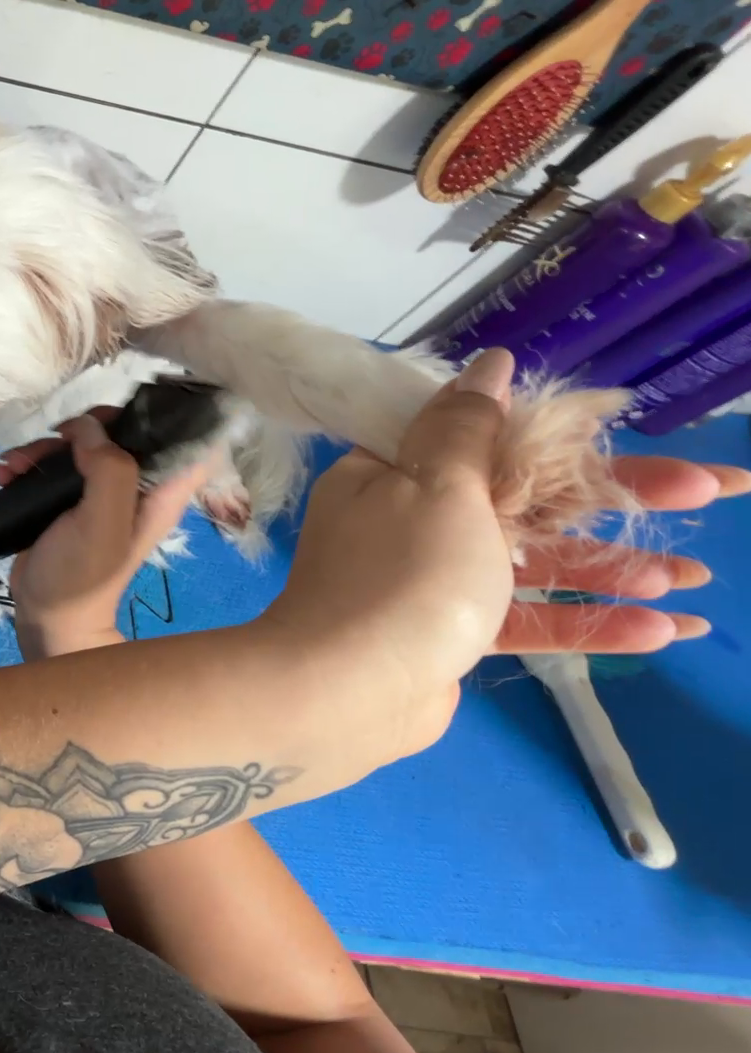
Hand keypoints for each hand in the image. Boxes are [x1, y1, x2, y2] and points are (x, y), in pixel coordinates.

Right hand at [0, 409, 211, 659]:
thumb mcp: (102, 522)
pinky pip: (51, 467)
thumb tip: (87, 426)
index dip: (162, 414)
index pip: (186, 436)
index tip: (121, 414)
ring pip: (78, 446)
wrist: (45, 614)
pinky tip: (4, 474)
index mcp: (160, 490)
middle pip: (120, 431)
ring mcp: (97, 493)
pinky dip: (26, 465)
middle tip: (57, 437)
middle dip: (83, 428)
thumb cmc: (81, 575)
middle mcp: (134, 486)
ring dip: (42, 449)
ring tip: (14, 466)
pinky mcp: (64, 501)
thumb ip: (107, 468)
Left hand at [260, 348, 742, 754]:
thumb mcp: (435, 484)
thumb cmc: (400, 577)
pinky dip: (585, 621)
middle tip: (710, 489)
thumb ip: (466, 428)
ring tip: (689, 578)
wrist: (343, 687)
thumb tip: (485, 365)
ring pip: (528, 563)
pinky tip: (660, 629)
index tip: (629, 427)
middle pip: (519, 499)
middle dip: (610, 496)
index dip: (558, 435)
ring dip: (607, 566)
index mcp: (390, 478)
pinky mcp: (445, 634)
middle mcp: (403, 523)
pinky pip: (524, 620)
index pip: (481, 440)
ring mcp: (424, 582)